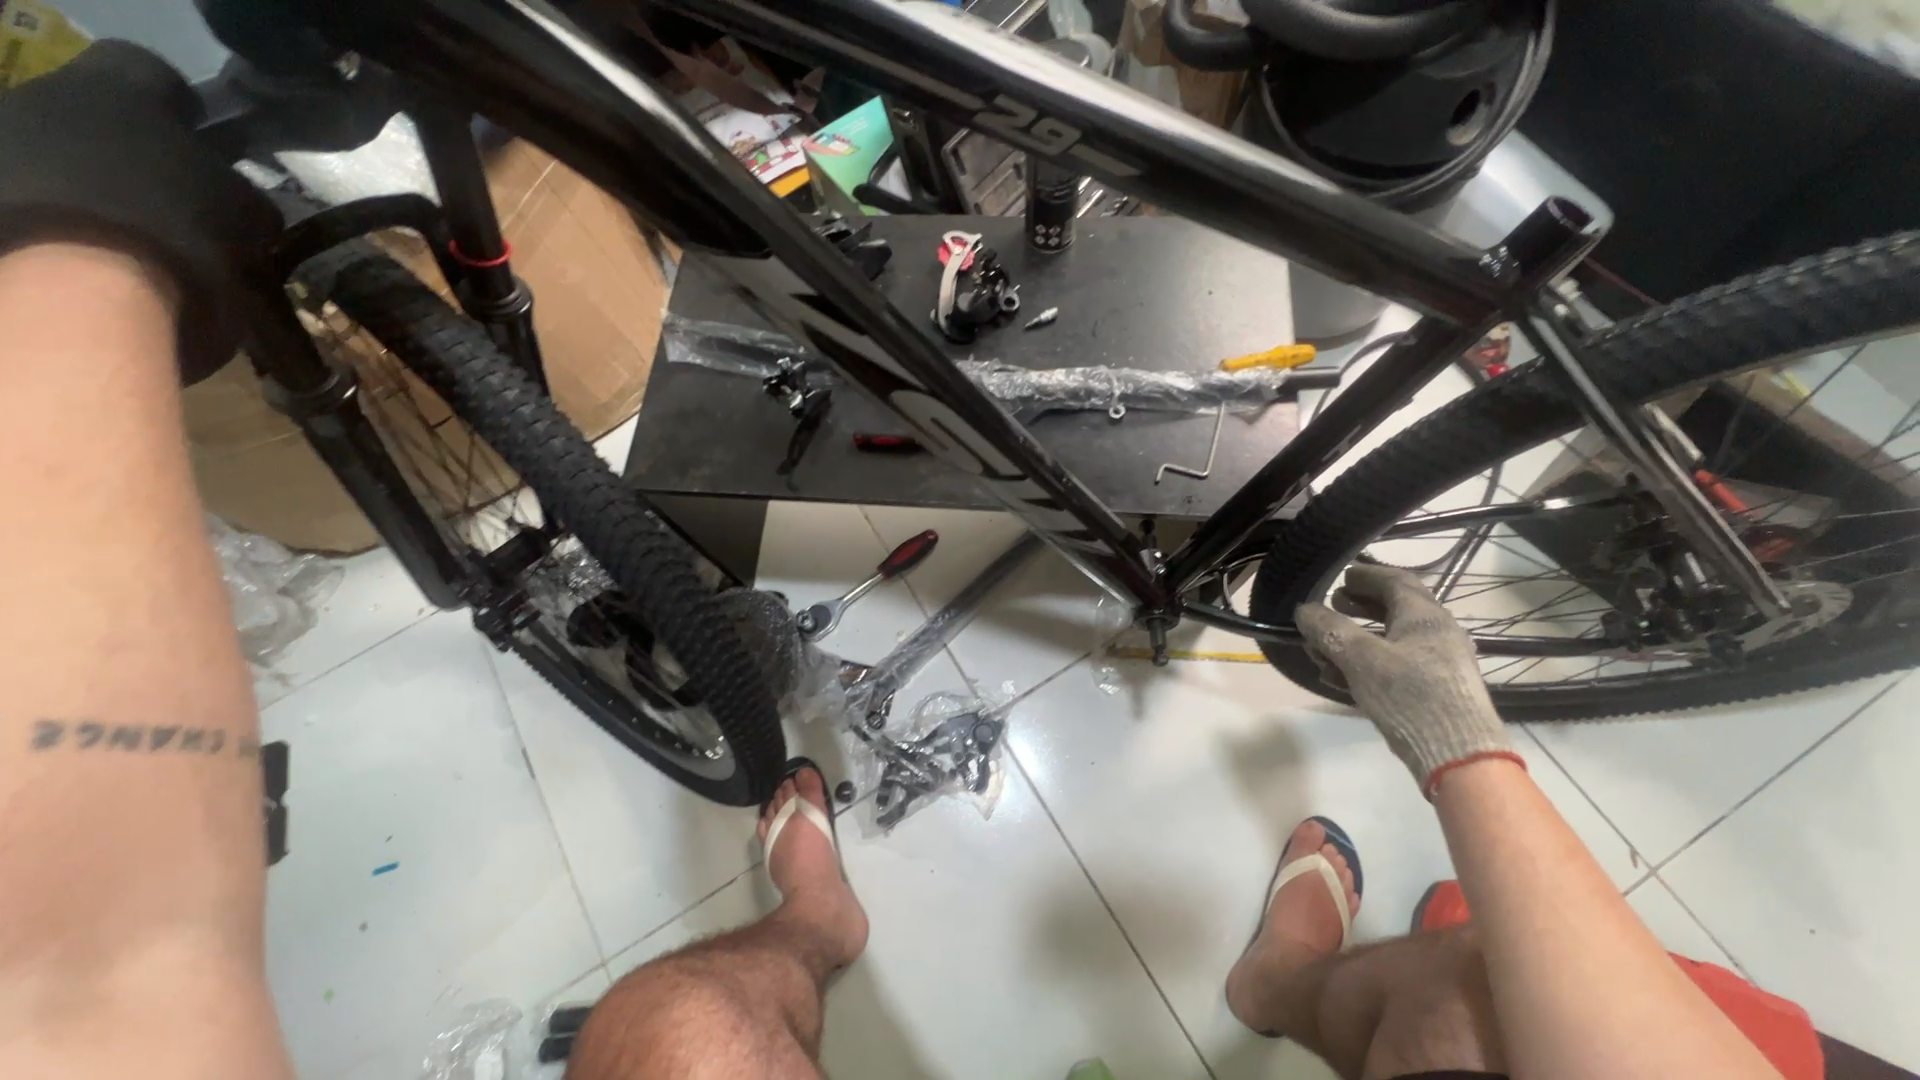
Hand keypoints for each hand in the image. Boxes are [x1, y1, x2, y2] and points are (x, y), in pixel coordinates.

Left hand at [0, 40, 280, 382]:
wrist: (87, 296)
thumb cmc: (183, 236)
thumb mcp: (250, 216)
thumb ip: (245, 192)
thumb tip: (245, 199)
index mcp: (116, 88)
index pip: (150, 70)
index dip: (180, 107)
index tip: (205, 145)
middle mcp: (46, 97)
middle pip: (97, 112)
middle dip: (133, 148)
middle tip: (174, 198)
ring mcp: (6, 143)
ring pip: (63, 152)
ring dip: (96, 183)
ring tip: (135, 236)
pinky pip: (37, 193)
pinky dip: (67, 217)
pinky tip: (98, 256)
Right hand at [1295, 564, 1514, 796]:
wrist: (1456, 755)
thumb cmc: (1410, 695)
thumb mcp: (1360, 658)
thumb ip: (1329, 630)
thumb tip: (1304, 609)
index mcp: (1425, 617)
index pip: (1396, 582)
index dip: (1366, 576)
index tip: (1341, 576)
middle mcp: (1436, 634)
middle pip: (1395, 610)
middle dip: (1360, 606)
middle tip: (1334, 604)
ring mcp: (1437, 664)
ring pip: (1391, 640)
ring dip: (1356, 638)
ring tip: (1324, 646)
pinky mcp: (1432, 691)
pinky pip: (1393, 665)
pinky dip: (1365, 662)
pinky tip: (1339, 676)